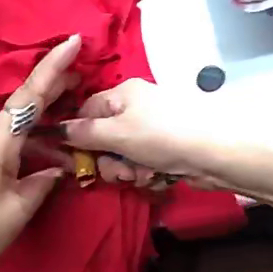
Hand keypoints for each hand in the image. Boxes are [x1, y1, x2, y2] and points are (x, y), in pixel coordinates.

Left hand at [0, 36, 82, 271]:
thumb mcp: (19, 207)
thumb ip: (41, 183)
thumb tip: (56, 170)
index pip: (29, 96)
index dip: (53, 67)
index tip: (73, 41)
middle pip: (23, 104)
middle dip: (53, 85)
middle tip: (82, 72)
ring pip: (19, 124)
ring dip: (46, 115)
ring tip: (75, 107)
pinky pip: (13, 142)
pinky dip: (35, 139)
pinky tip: (51, 148)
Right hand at [60, 78, 235, 185]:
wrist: (217, 152)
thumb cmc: (161, 135)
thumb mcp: (116, 133)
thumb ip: (83, 133)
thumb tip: (55, 130)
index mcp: (122, 94)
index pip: (86, 111)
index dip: (77, 135)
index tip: (75, 157)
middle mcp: (136, 108)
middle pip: (103, 138)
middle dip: (107, 160)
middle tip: (118, 172)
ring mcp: (152, 130)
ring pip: (122, 155)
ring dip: (126, 170)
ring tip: (141, 175)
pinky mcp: (167, 150)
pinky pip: (142, 163)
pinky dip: (145, 173)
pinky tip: (155, 178)